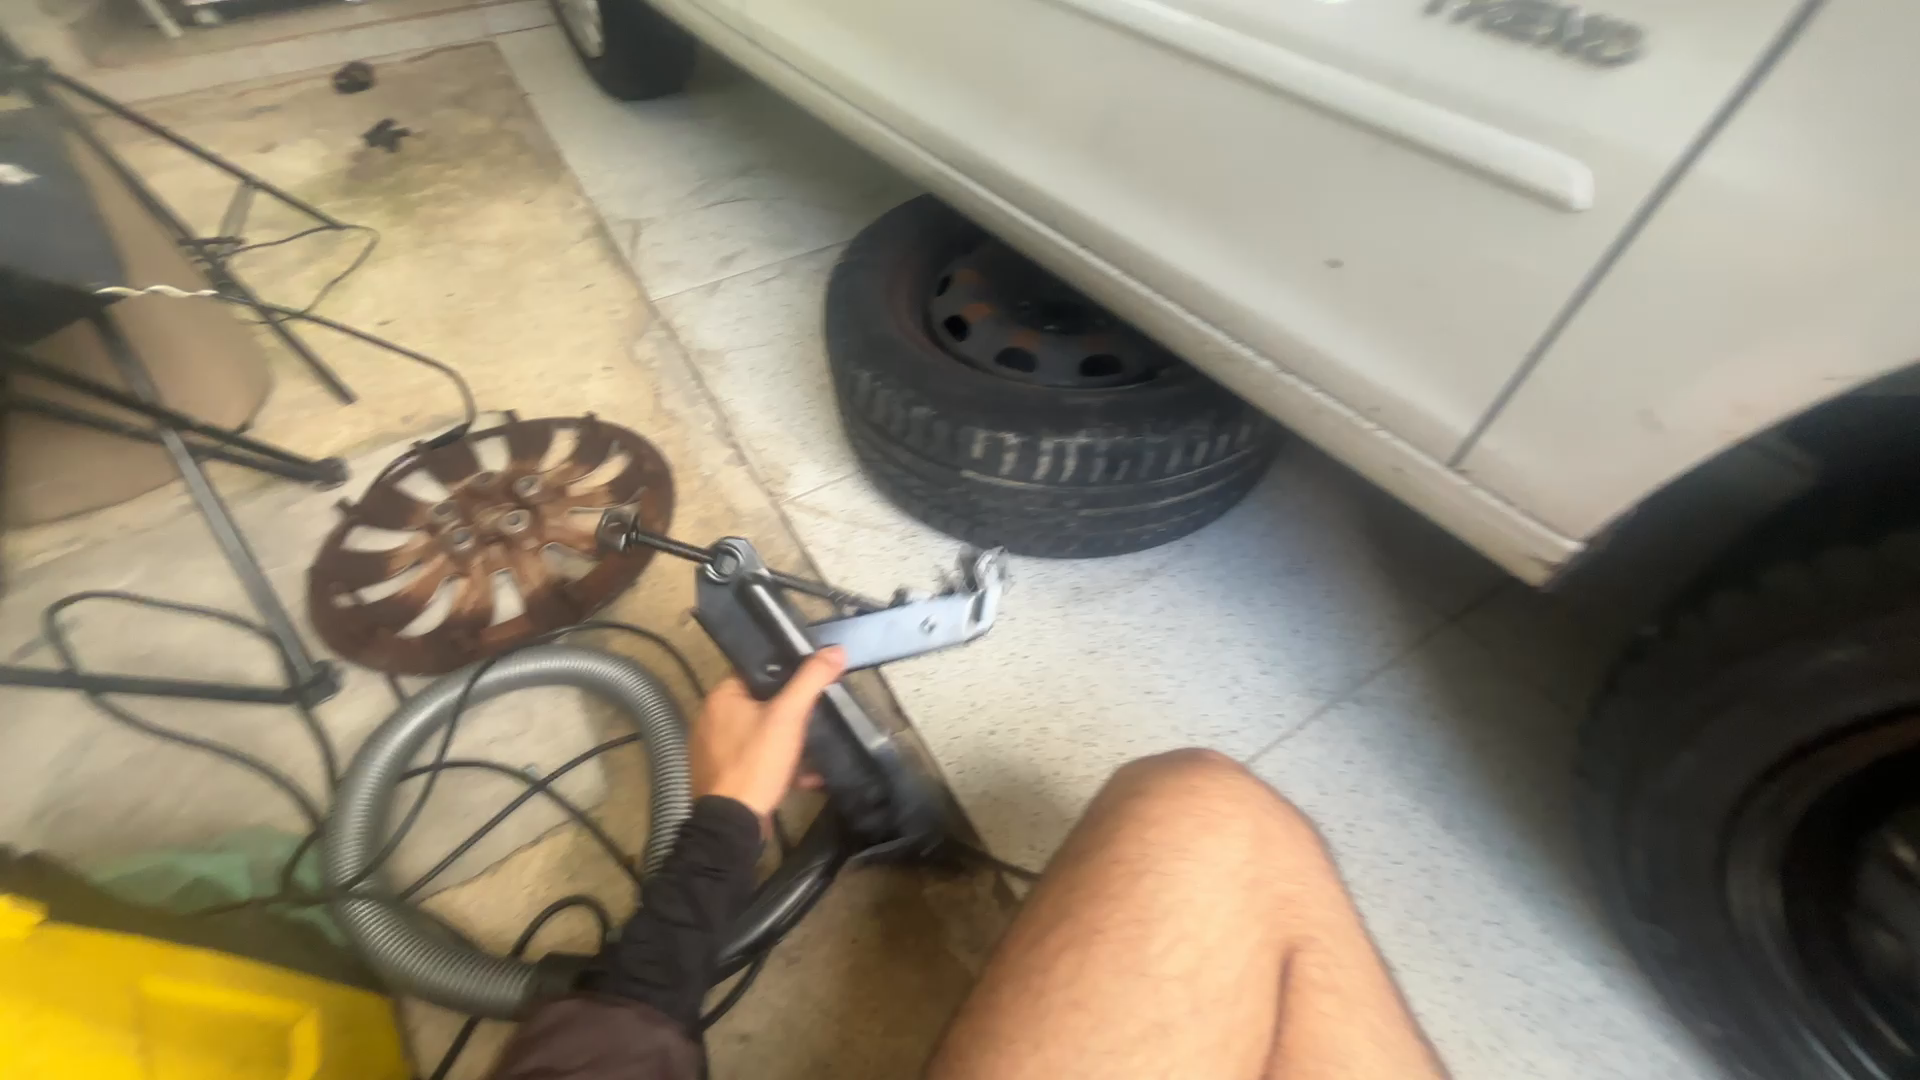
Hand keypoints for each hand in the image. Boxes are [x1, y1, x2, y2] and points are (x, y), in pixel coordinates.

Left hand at [690, 647, 847, 822]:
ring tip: (817, 744)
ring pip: (761, 734)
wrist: (733, 825)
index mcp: (720, 698)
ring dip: (790, 740)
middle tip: (819, 713)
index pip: (757, 671)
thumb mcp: (789, 715)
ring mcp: (715, 752)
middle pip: (761, 703)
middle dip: (792, 710)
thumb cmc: (756, 761)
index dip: (787, 673)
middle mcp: (711, 720)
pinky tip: (807, 775)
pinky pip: (758, 760)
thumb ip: (812, 679)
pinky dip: (781, 764)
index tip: (813, 680)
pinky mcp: (724, 777)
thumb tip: (836, 650)